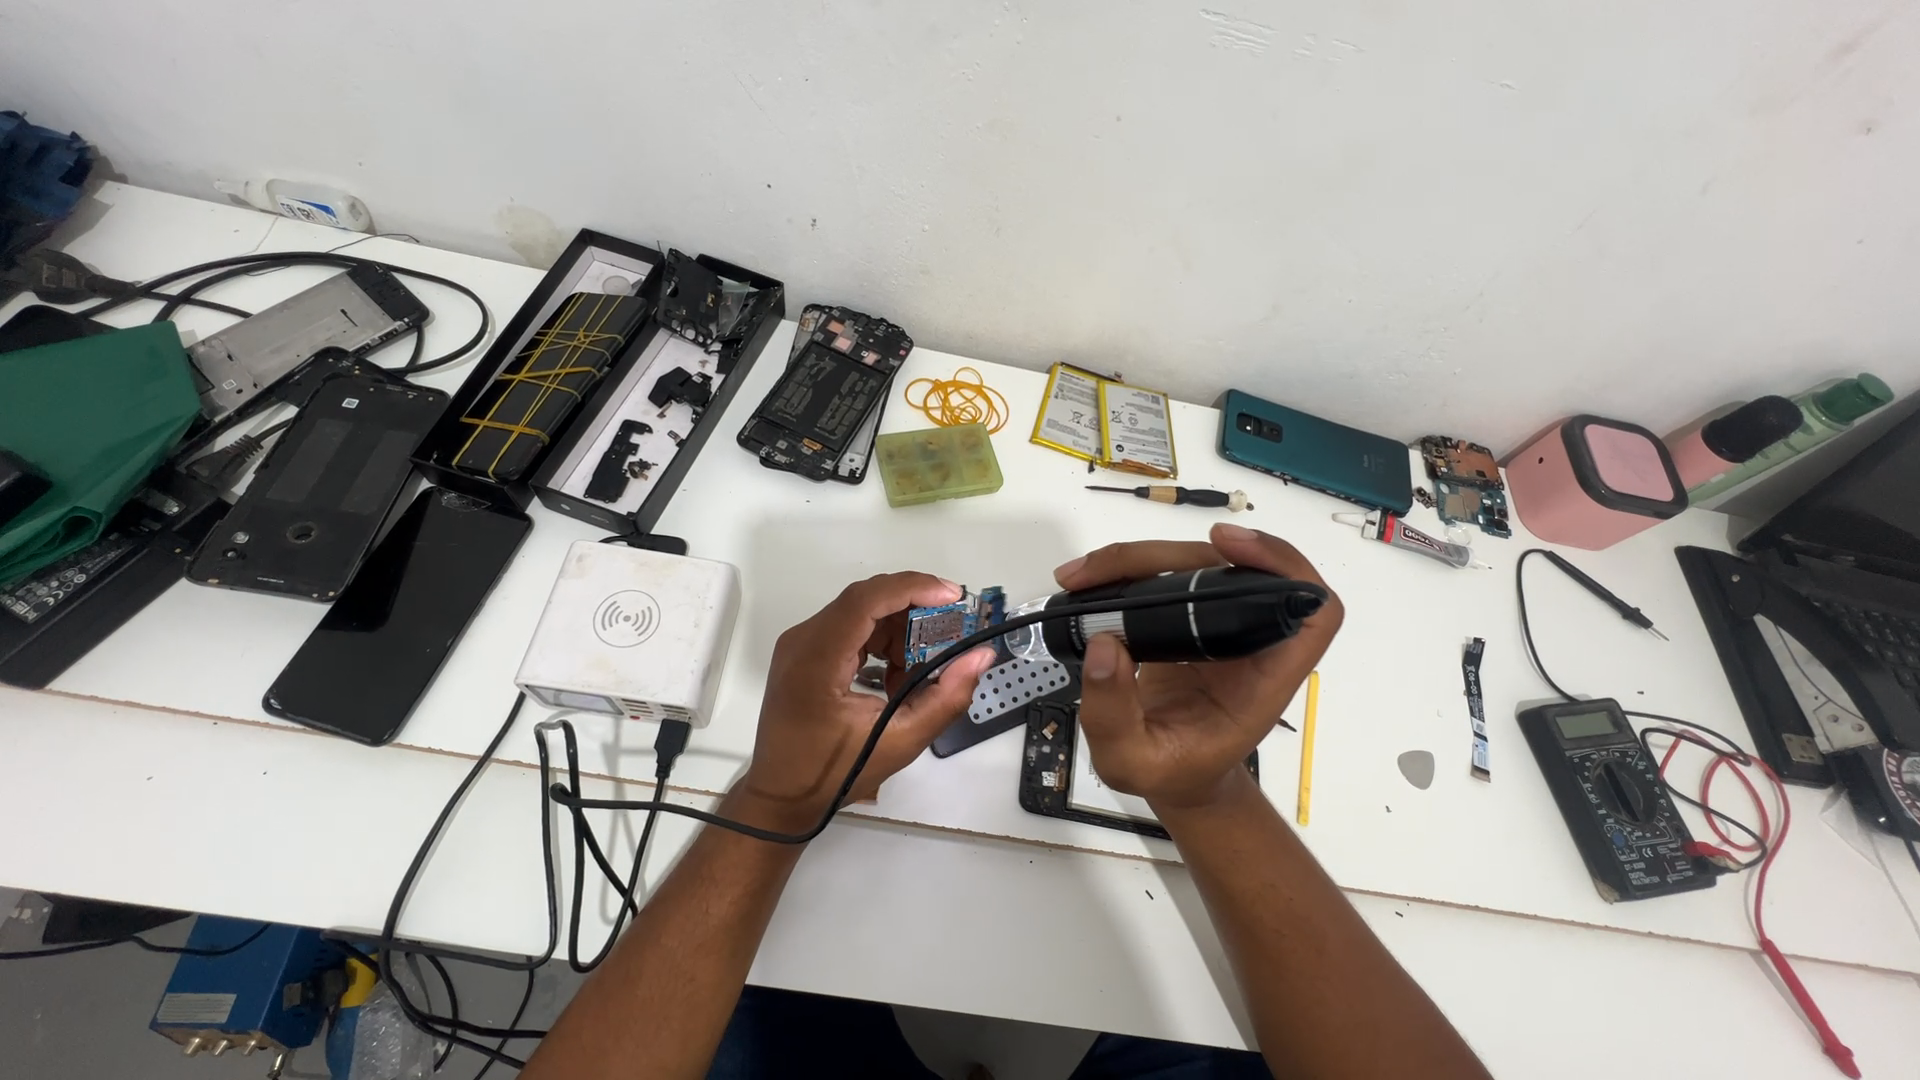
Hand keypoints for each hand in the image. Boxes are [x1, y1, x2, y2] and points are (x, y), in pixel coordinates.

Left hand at [731, 573, 995, 833]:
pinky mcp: (803, 654)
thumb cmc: (835, 774)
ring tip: (923, 665)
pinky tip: (898, 675)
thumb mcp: (900, 741)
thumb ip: (946, 697)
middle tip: (953, 624)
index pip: (867, 600)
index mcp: (817, 659)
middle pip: (865, 600)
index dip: (912, 588)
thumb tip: (981, 656)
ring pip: (859, 611)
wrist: (781, 797)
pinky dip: (881, 641)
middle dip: (913, 605)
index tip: (953, 596)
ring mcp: (799, 645)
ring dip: (898, 628)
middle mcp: (803, 640)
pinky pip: (849, 628)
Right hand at [1055, 523, 1342, 811]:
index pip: (1312, 611)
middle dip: (1171, 555)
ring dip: (1139, 559)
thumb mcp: (1133, 762)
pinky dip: (1128, 571)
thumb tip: (1105, 645)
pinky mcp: (1187, 620)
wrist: (1173, 774)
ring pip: (1197, 567)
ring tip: (1082, 575)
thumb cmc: (1170, 773)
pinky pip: (1167, 579)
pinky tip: (1090, 580)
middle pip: (1235, 571)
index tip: (1224, 549)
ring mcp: (1218, 628)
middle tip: (1111, 566)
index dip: (1284, 567)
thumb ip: (1115, 716)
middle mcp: (1249, 643)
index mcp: (1263, 680)